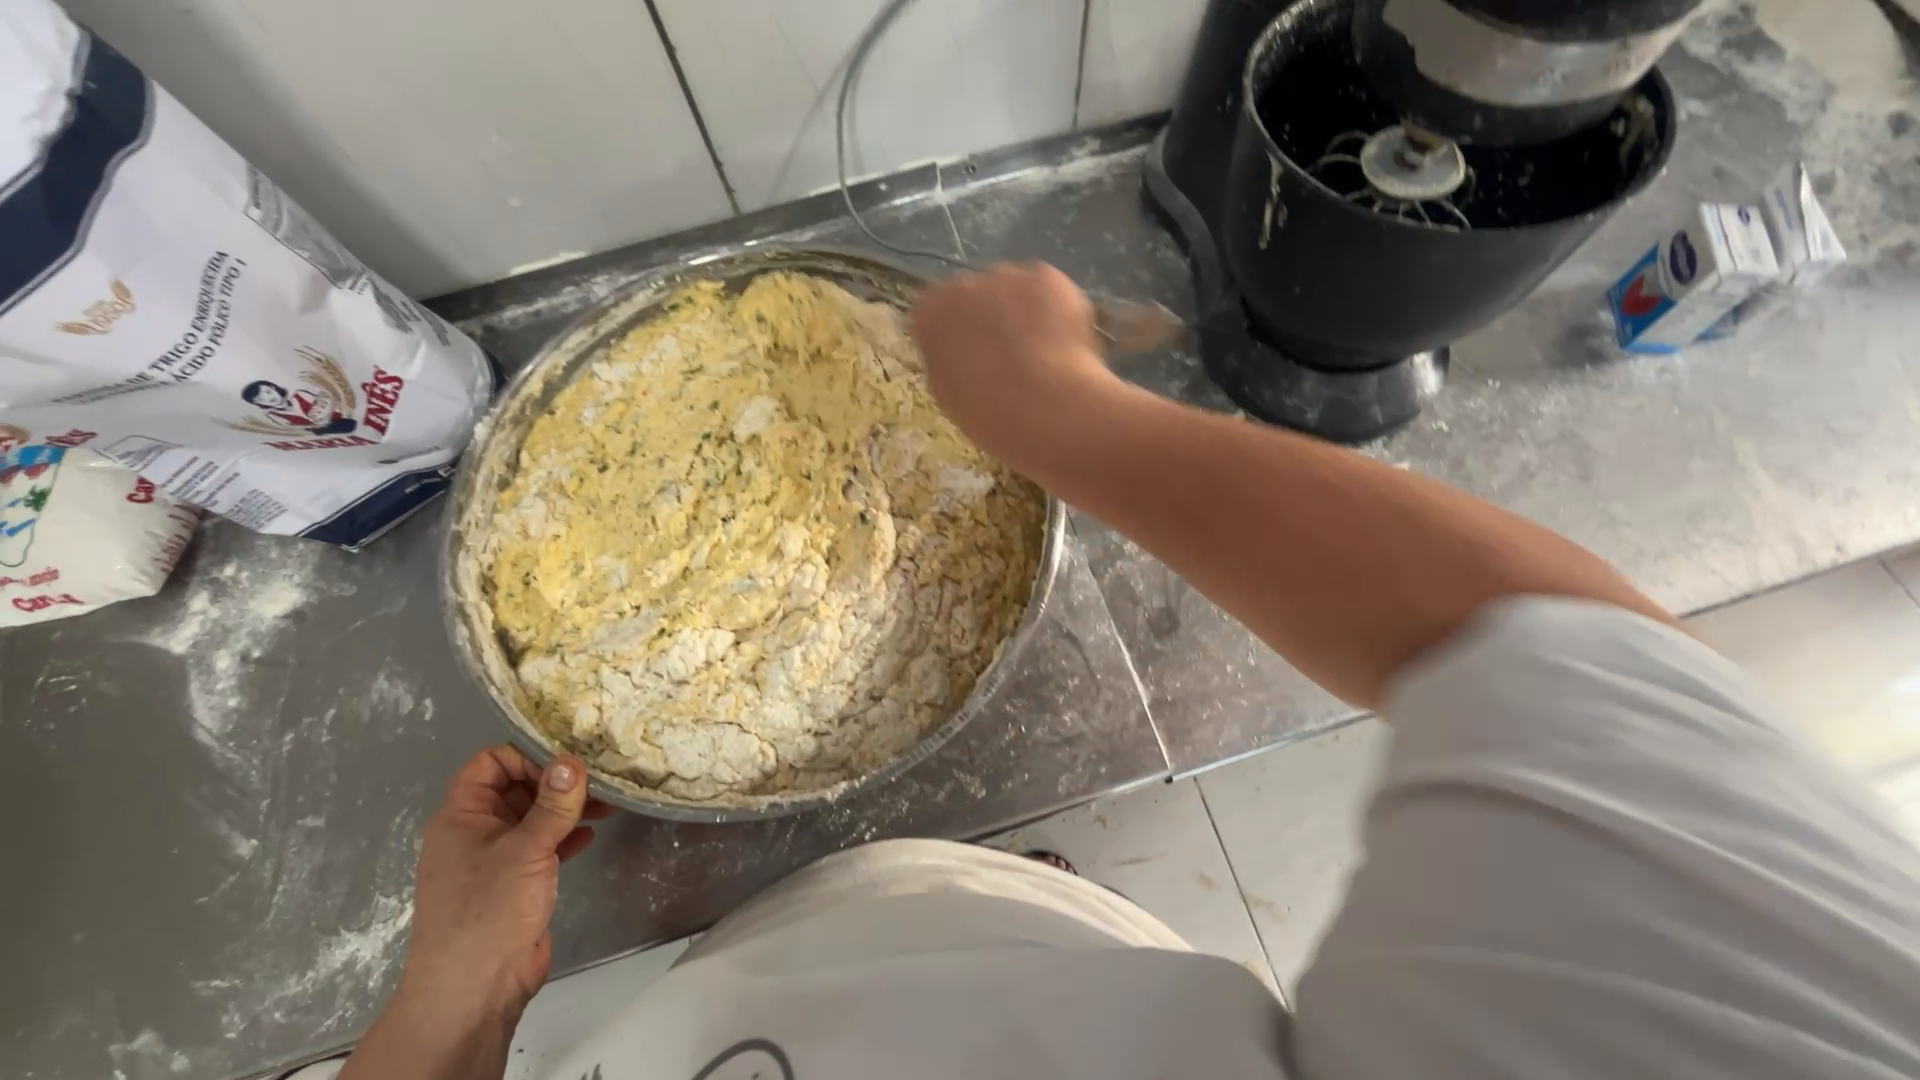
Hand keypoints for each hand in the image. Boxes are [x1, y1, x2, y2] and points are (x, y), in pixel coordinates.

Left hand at [398, 745, 612, 1023]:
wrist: (474, 989)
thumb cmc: (489, 909)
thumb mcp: (526, 848)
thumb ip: (553, 803)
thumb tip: (572, 759)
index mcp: (462, 815)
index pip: (491, 763)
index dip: (528, 757)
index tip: (569, 764)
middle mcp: (475, 831)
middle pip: (516, 787)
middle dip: (556, 782)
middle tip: (600, 779)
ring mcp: (494, 858)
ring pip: (532, 817)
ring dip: (566, 809)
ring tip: (607, 805)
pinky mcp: (514, 883)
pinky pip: (541, 845)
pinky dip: (565, 836)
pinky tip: (591, 835)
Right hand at [909, 262, 1119, 471]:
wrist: (1040, 405)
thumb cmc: (987, 412)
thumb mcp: (947, 392)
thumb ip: (948, 359)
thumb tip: (962, 354)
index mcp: (929, 315)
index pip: (935, 312)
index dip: (957, 332)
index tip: (971, 354)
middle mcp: (961, 285)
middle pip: (974, 294)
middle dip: (990, 316)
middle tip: (1011, 353)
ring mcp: (1004, 276)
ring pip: (1014, 288)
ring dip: (1024, 310)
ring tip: (1042, 352)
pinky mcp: (1044, 277)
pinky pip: (1049, 290)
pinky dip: (1056, 309)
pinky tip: (1063, 342)